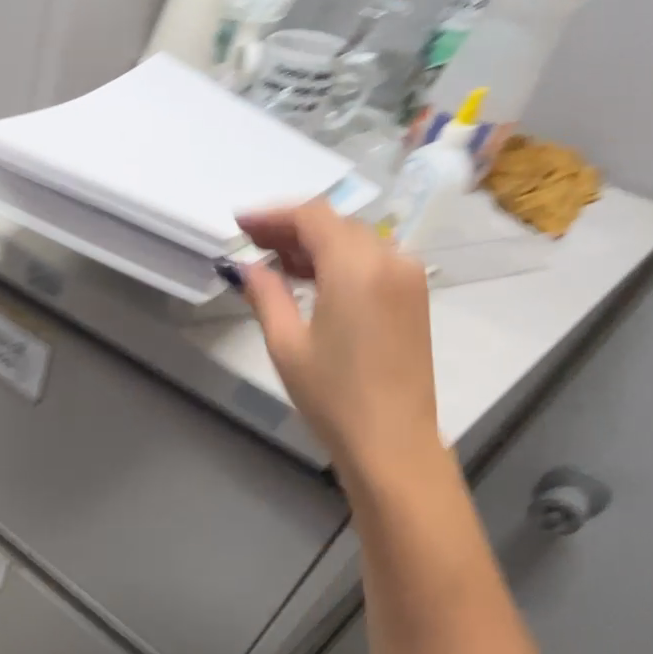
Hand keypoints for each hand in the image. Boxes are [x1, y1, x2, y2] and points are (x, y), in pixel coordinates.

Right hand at [236, 199, 440, 479]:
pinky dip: (339, 260)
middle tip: (251, 245)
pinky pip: (372, 260)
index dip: (273, 215)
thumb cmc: (332, 396)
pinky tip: (310, 281)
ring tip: (275, 264)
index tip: (240, 224)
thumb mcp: (286, 345)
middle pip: (336, 224)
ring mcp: (408, 276)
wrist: (391, 438)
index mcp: (355, 267)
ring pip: (356, 240)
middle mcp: (389, 259)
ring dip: (315, 244)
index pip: (313, 217)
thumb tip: (248, 267)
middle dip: (292, 228)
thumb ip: (266, 296)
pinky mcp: (413, 296)